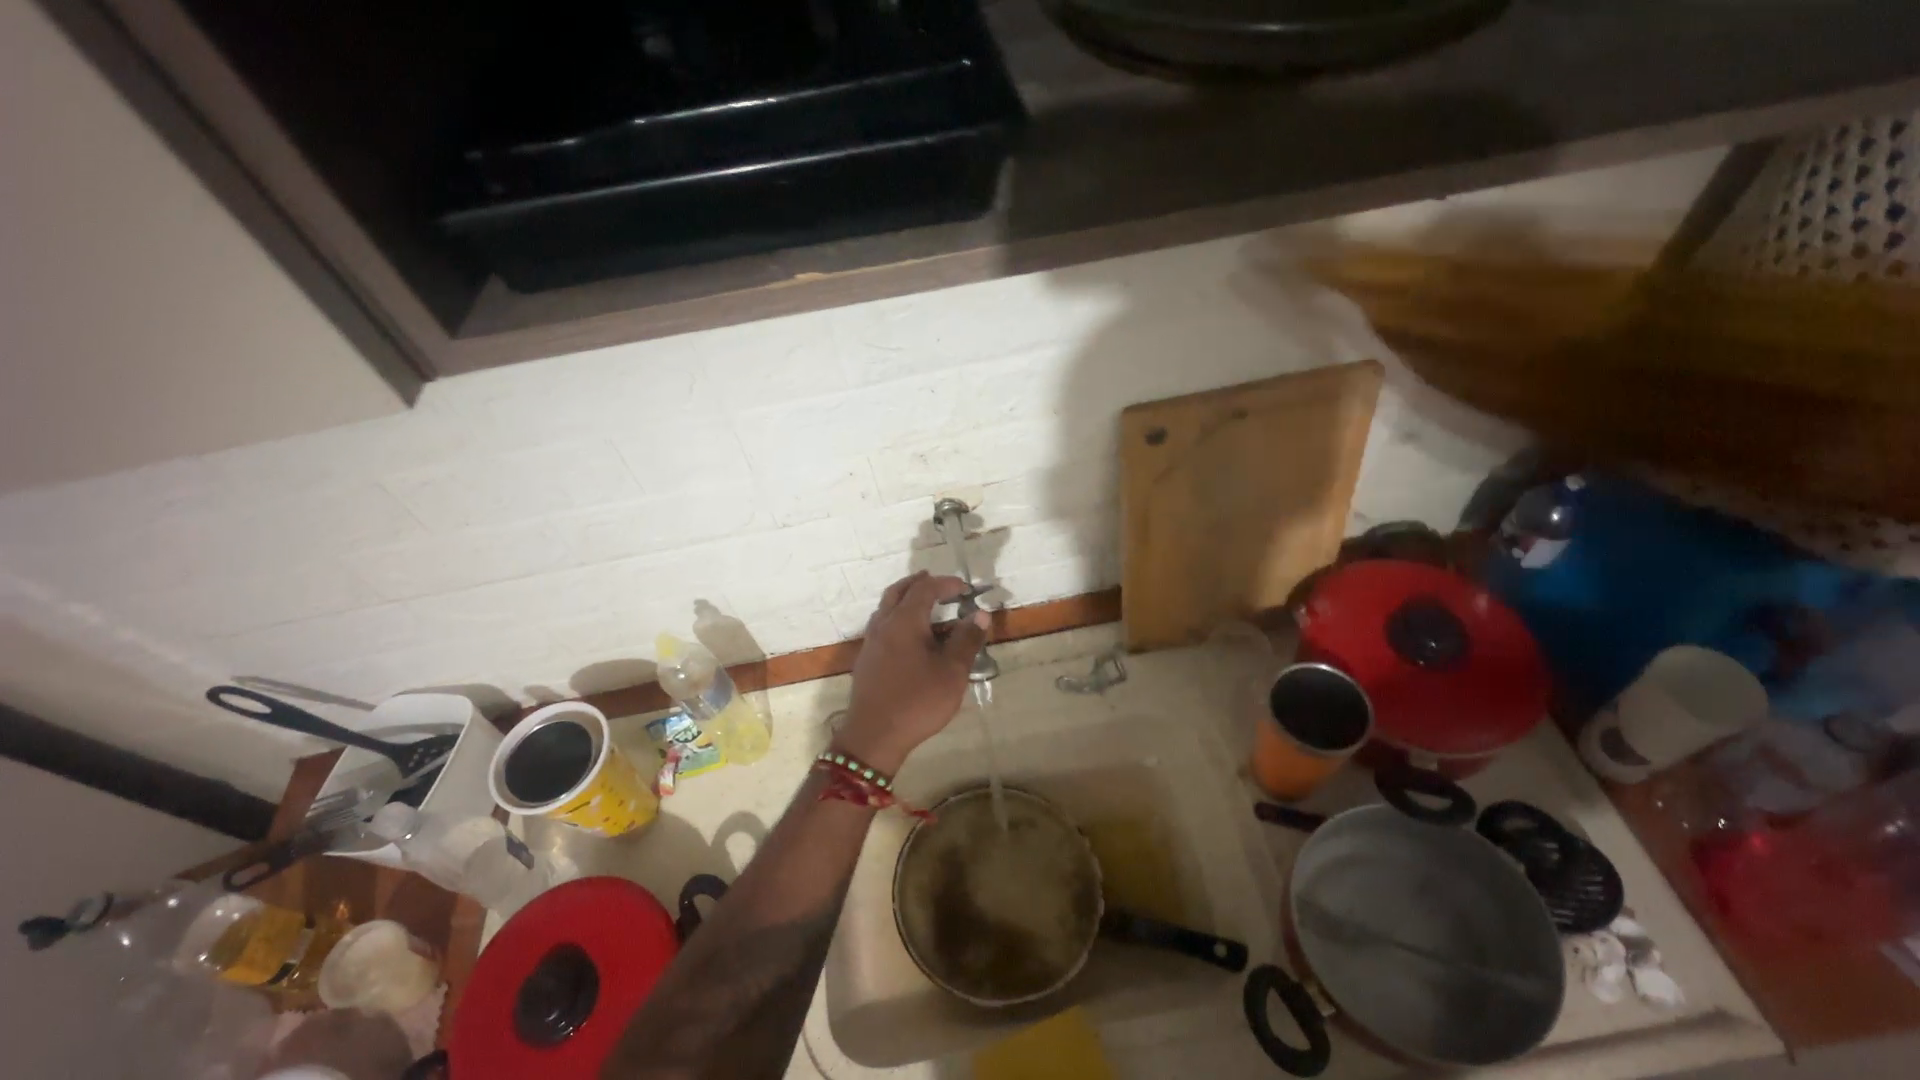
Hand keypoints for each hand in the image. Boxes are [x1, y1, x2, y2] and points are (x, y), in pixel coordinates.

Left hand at [835, 572, 988, 773]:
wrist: (874, 736)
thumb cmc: (917, 701)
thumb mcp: (952, 672)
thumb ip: (966, 640)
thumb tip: (980, 614)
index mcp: (904, 621)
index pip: (925, 589)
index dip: (946, 584)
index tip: (965, 589)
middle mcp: (883, 625)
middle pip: (898, 592)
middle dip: (919, 584)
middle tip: (937, 583)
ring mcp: (871, 643)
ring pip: (886, 609)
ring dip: (906, 601)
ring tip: (926, 608)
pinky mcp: (867, 661)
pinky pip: (883, 628)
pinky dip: (898, 620)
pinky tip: (911, 638)